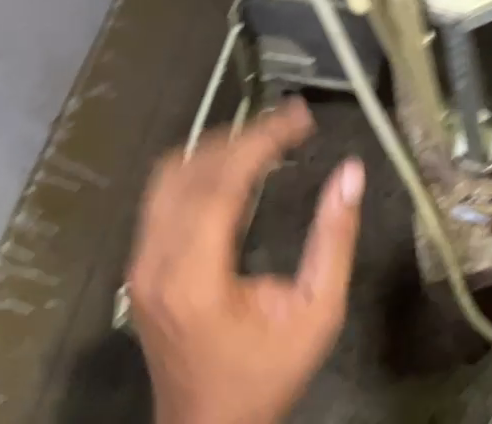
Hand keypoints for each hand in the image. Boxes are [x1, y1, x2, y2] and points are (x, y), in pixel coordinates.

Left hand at [127, 100, 364, 423]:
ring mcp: (141, 265)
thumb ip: (334, 240)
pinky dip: (199, 169)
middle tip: (292, 122)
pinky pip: (162, 197)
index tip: (301, 117)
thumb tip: (350, 173)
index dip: (262, 139)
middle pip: (192, 169)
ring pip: (169, 176)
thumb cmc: (267, 374)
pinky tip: (234, 168)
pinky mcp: (141, 267)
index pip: (222, 182)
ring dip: (218, 148)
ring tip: (266, 139)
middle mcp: (157, 262)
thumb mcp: (318, 313)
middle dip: (245, 135)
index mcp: (196, 275)